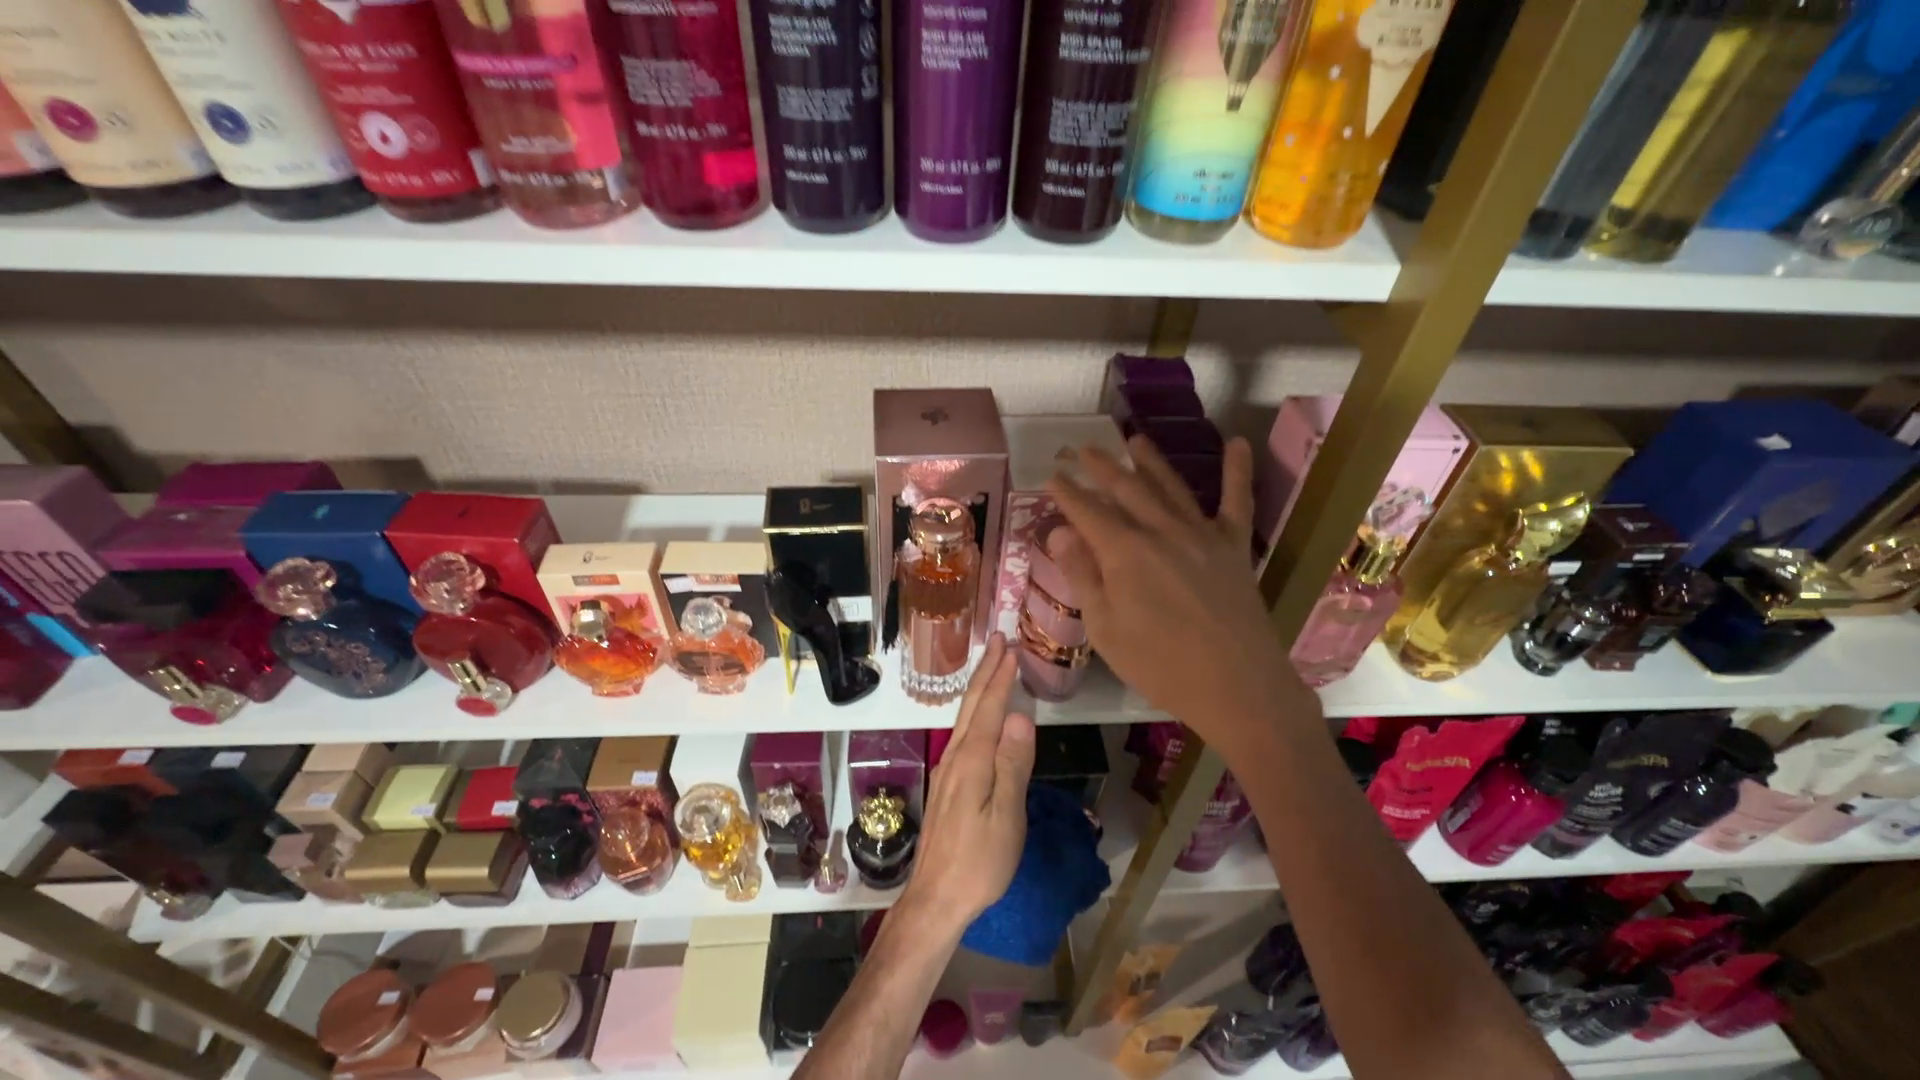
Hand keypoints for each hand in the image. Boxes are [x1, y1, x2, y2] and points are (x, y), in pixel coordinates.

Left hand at [898, 635, 1034, 934]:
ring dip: (979, 689)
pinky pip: (963, 734)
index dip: (1000, 678)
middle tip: (998, 641)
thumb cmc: (979, 862)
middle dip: (985, 672)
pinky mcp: (947, 786)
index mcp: (972, 762)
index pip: (989, 709)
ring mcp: (947, 771)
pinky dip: (975, 713)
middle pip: (971, 707)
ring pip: (964, 719)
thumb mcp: (1006, 816)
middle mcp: (955, 758)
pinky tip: (981, 717)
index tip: (1011, 647)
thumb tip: (1020, 716)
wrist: (936, 898)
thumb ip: (1013, 765)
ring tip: (992, 668)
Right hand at [1047, 435, 1319, 749]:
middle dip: (1101, 467)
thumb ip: (1082, 575)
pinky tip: (1236, 443)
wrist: (1237, 686)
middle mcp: (1161, 531)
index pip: (1087, 511)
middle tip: (1082, 448)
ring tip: (1133, 440)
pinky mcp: (1234, 546)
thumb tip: (1059, 531)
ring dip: (1150, 461)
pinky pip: (1237, 500)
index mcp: (1124, 552)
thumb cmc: (1160, 666)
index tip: (1052, 474)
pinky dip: (1237, 470)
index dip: (1067, 492)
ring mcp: (1202, 534)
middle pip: (1126, 489)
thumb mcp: (1106, 629)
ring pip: (1170, 487)